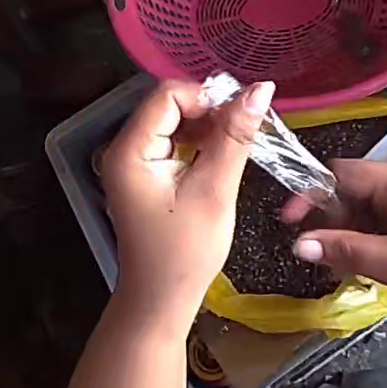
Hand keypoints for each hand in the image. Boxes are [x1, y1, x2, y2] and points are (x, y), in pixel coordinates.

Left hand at [103, 79, 270, 316]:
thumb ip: (236, 137)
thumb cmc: (185, 252)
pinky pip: (174, 141)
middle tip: (242, 137)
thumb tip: (262, 89)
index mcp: (130, 151)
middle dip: (209, 113)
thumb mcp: (215, 190)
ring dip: (208, 128)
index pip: (168, 95)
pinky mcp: (146, 173)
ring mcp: (133, 162)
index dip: (207, 99)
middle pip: (170, 105)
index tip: (239, 121)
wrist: (161, 299)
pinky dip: (200, 144)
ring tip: (234, 152)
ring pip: (175, 122)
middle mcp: (124, 149)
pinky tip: (219, 161)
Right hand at [285, 160, 386, 319]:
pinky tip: (362, 269)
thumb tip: (298, 244)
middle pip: (349, 194)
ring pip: (363, 214)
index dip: (309, 194)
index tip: (287, 222)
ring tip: (337, 271)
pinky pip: (381, 227)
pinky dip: (365, 245)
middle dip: (327, 223)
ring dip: (346, 239)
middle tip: (314, 259)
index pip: (340, 174)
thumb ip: (348, 251)